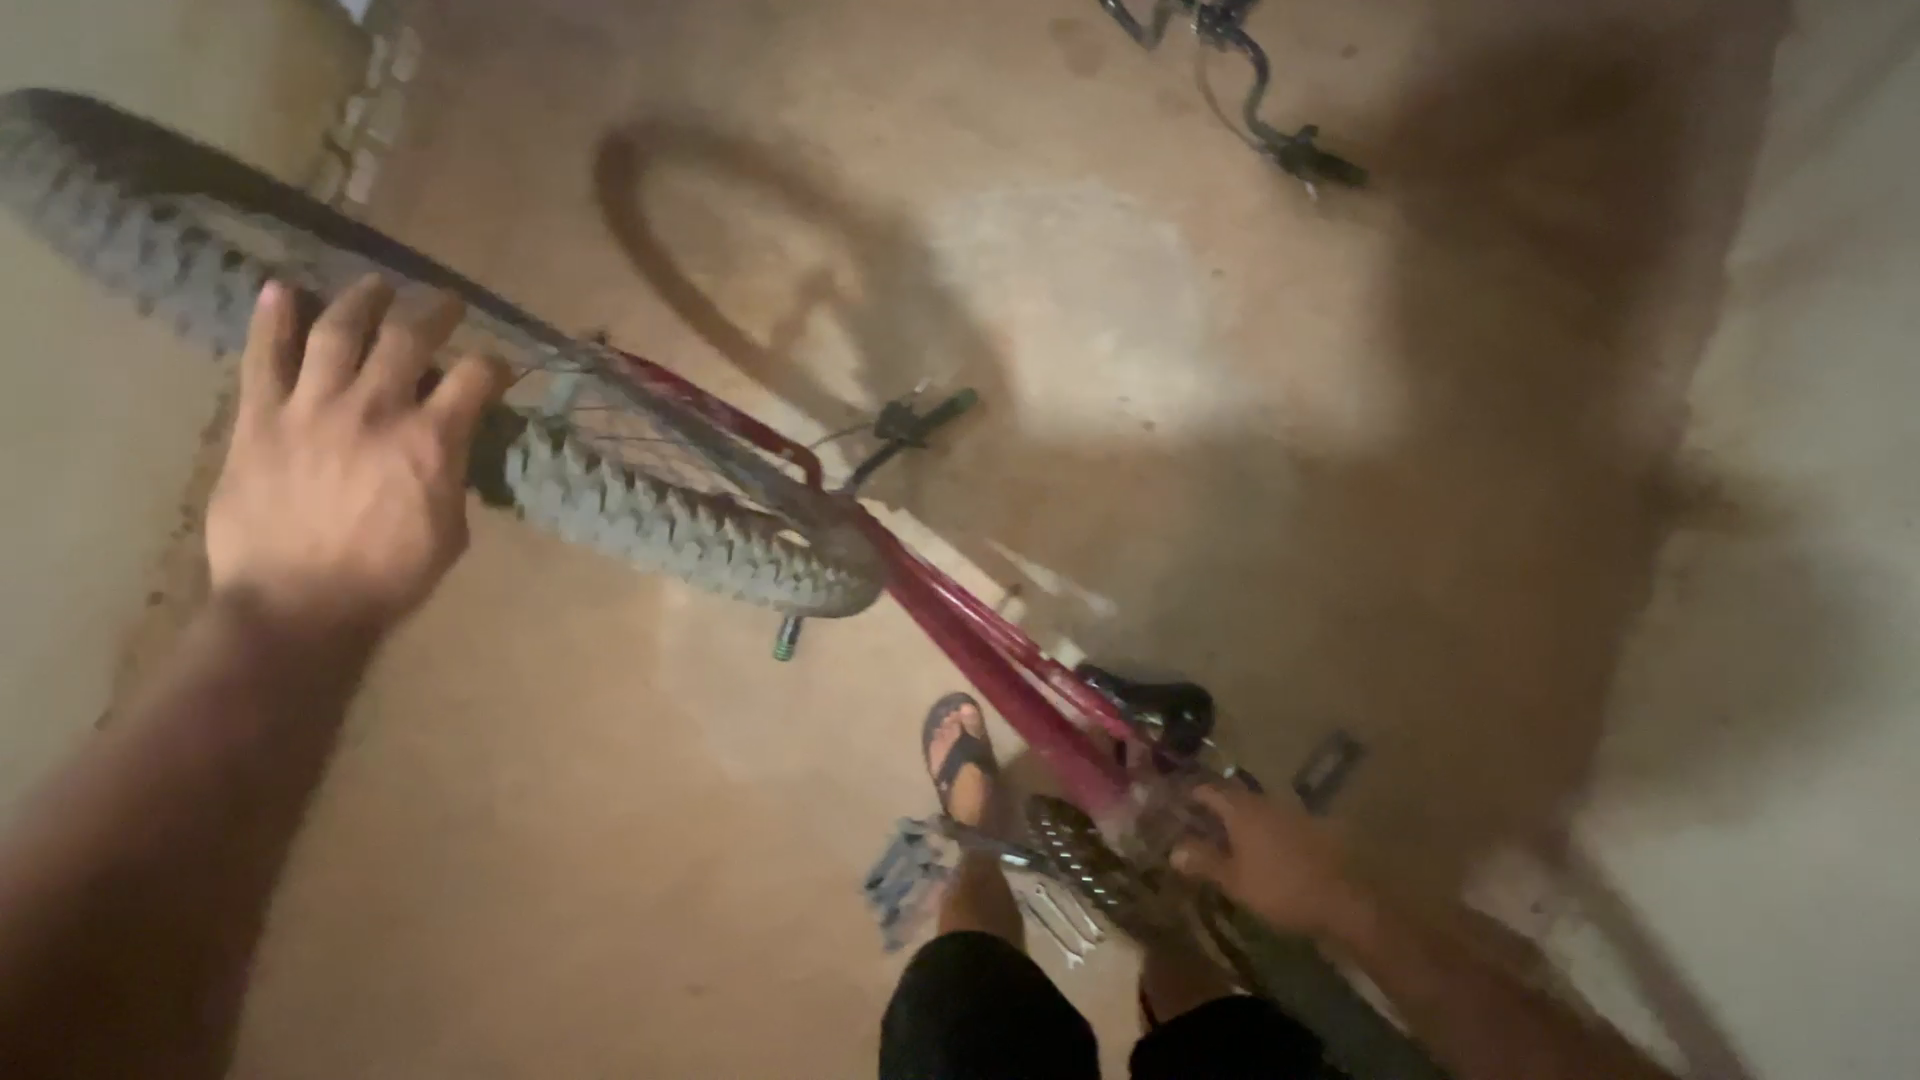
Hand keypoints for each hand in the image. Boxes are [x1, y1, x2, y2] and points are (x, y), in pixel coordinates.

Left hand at [205, 275, 502, 637]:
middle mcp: (375, 410)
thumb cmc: (391, 576)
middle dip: (435, 314)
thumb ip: (451, 477)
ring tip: (375, 285)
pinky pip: (264, 358)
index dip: (494, 365)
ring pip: (338, 334)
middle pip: (409, 340)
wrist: (300, 604)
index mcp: (432, 442)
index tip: (499, 366)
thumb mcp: (451, 529)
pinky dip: (272, 320)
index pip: (476, 378)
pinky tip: (280, 290)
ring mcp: (312, 409)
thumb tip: (448, 450)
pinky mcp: (260, 420)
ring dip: (361, 302)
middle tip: (445, 302)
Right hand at [1171, 783, 1363, 937]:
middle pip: (1232, 796)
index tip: (1177, 805)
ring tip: (1225, 839)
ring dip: (1239, 819)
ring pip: (1255, 808)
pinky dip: (1261, 830)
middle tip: (1197, 824)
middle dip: (1214, 807)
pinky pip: (1275, 821)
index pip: (1208, 789)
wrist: (1345, 900)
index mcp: (1241, 809)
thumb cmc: (1281, 888)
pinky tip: (1259, 850)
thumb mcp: (1235, 880)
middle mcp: (1264, 802)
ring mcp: (1290, 813)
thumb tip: (1173, 850)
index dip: (1190, 795)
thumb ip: (1203, 861)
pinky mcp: (1310, 828)